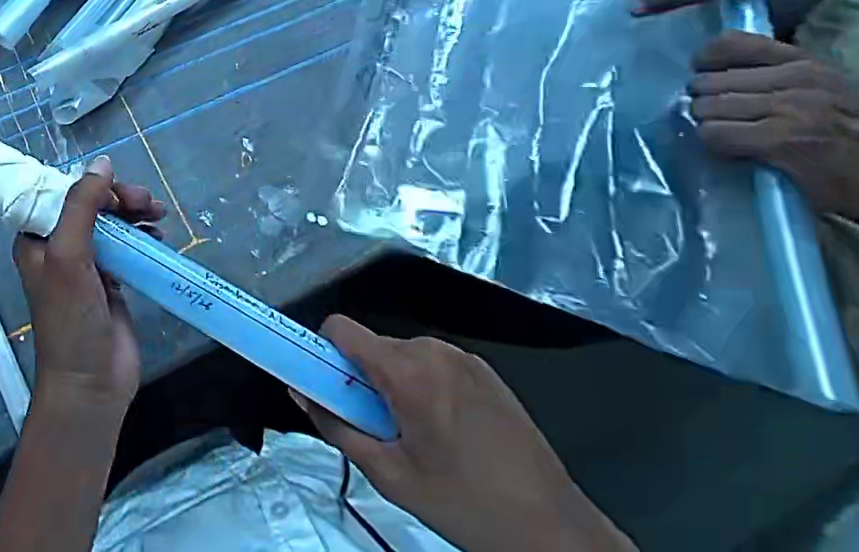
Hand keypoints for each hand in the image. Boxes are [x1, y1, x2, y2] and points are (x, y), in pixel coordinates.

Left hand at [12, 156, 165, 419]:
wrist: (91, 384)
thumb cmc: (70, 318)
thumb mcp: (68, 254)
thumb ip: (82, 206)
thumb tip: (101, 163)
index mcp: (37, 238)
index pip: (60, 193)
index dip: (89, 183)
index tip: (115, 186)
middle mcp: (59, 246)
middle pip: (91, 205)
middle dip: (118, 197)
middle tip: (145, 200)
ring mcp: (86, 264)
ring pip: (112, 223)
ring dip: (134, 213)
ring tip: (157, 214)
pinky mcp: (111, 280)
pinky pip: (127, 246)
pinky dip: (142, 236)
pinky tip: (157, 237)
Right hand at [293, 316, 633, 551]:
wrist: (558, 533)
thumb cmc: (466, 505)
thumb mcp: (389, 475)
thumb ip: (335, 427)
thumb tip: (300, 392)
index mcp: (406, 371)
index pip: (340, 328)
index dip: (322, 351)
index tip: (328, 387)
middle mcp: (432, 350)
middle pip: (370, 346)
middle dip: (362, 379)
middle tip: (378, 428)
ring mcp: (463, 357)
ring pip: (401, 356)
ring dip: (393, 385)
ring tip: (416, 436)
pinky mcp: (485, 371)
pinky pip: (432, 364)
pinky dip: (424, 386)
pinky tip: (447, 432)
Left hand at [686, 30, 858, 233]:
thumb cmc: (858, 134)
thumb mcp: (825, 88)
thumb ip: (773, 71)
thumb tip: (706, 69)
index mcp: (807, 63)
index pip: (729, 44)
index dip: (706, 63)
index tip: (709, 78)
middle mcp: (800, 80)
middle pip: (706, 82)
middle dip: (706, 102)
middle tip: (728, 119)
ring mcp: (791, 110)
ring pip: (705, 108)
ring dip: (710, 124)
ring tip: (736, 135)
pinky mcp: (780, 141)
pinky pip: (713, 134)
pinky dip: (716, 144)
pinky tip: (739, 151)